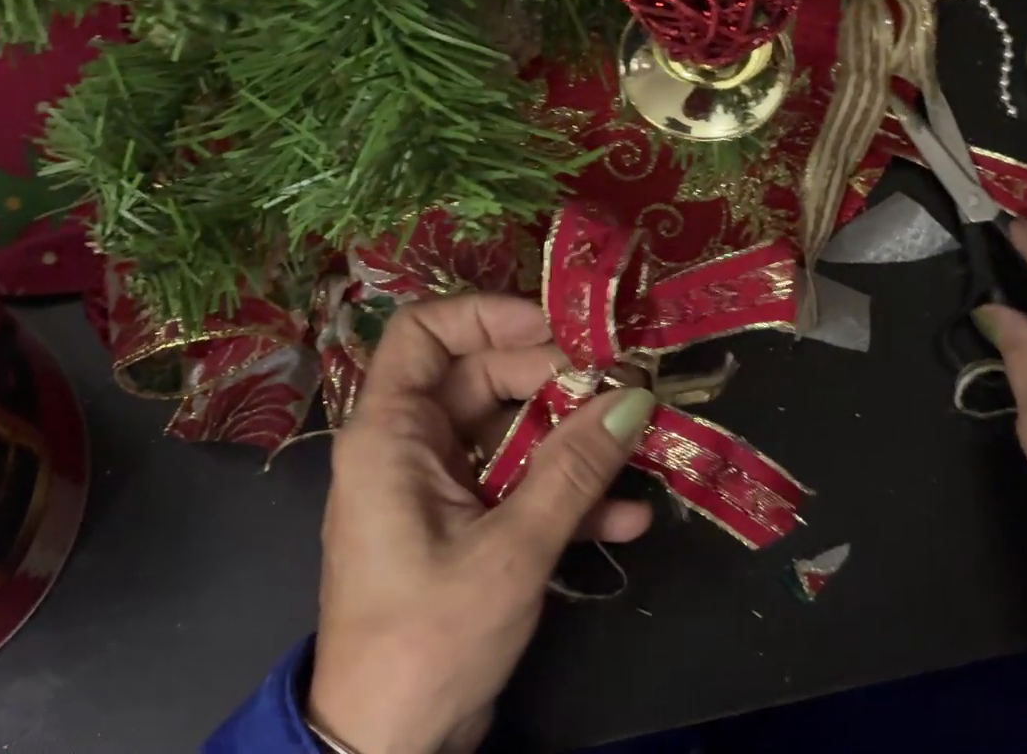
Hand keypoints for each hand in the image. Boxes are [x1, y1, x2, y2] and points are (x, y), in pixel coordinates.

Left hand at [308, 294, 657, 753]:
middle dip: (554, 382)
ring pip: (508, 433)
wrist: (389, 747)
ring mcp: (437, 487)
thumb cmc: (431, 637)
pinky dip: (563, 495)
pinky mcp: (462, 526)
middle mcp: (409, 446)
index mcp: (391, 433)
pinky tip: (626, 518)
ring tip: (637, 442)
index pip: (426, 332)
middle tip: (621, 390)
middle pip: (481, 378)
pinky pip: (514, 486)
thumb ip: (574, 469)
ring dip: (570, 439)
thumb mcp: (513, 548)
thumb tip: (633, 398)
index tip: (560, 328)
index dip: (490, 316)